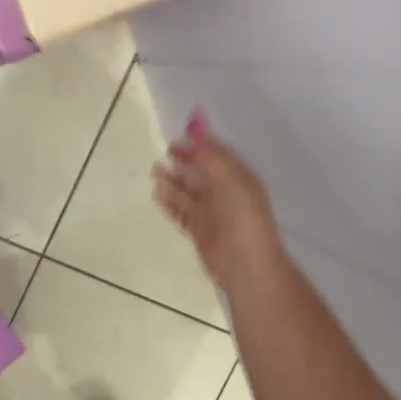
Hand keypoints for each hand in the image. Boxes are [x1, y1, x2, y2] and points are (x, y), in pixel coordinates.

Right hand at [153, 109, 287, 294]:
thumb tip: (196, 135)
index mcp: (239, 179)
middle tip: (166, 153)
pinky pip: (181, 213)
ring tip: (155, 172)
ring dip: (173, 181)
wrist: (245, 264)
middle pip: (202, 172)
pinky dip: (170, 203)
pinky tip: (157, 195)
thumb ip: (211, 158)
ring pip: (189, 192)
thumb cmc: (243, 219)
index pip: (219, 156)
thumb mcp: (231, 181)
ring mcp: (212, 214)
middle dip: (185, 161)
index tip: (180, 136)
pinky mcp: (200, 232)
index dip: (201, 145)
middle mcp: (226, 194)